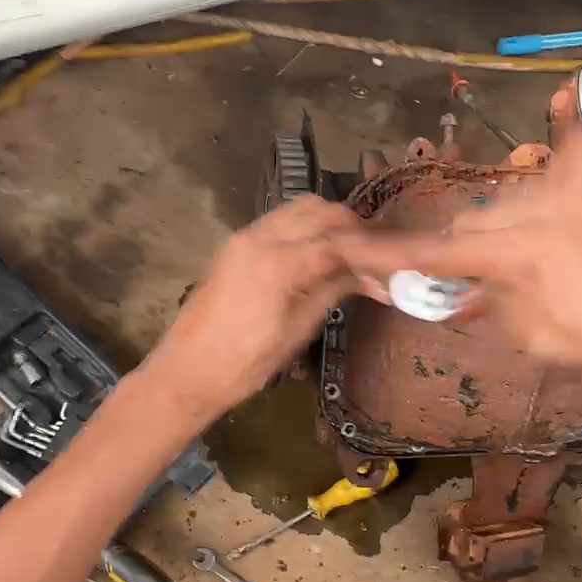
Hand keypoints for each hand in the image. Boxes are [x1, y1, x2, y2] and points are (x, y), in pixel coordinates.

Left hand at [138, 196, 364, 422]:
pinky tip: (317, 253)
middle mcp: (258, 238)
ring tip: (350, 251)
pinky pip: (277, 222)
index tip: (395, 259)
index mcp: (277, 263)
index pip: (337, 240)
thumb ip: (333, 291)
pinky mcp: (234, 246)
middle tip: (376, 251)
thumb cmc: (246, 364)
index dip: (370, 249)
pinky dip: (303, 228)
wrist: (187, 372)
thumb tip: (375, 278)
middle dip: (351, 226)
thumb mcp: (298, 330)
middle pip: (318, 211)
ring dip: (327, 222)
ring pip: (297, 210)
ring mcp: (242, 238)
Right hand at [334, 131, 581, 386]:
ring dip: (515, 231)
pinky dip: (554, 188)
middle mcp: (539, 201)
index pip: (435, 251)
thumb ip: (492, 312)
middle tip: (484, 289)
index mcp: (519, 251)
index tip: (348, 247)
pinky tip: (573, 212)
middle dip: (471, 256)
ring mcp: (578, 175)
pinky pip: (561, 165)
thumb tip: (457, 298)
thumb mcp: (548, 342)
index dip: (387, 254)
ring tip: (552, 267)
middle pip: (475, 225)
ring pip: (515, 200)